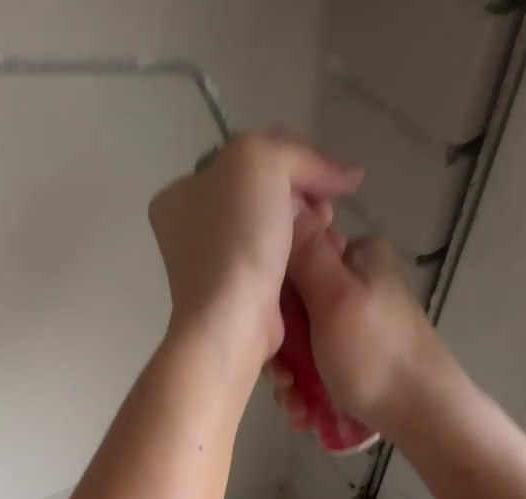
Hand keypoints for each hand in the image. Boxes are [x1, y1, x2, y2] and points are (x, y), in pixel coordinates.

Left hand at [147, 133, 362, 367]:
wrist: (232, 317)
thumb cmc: (235, 235)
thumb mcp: (258, 160)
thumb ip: (298, 154)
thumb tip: (345, 174)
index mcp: (180, 194)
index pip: (244, 158)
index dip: (289, 157)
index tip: (320, 176)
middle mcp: (191, 228)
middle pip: (263, 193)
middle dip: (303, 193)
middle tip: (324, 208)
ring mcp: (215, 262)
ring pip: (276, 226)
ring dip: (311, 223)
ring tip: (327, 231)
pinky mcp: (241, 291)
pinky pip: (280, 259)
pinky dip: (305, 253)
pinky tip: (323, 253)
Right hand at [281, 223, 450, 430]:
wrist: (421, 413)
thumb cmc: (375, 355)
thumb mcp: (335, 298)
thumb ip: (307, 253)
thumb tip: (284, 200)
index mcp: (356, 256)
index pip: (291, 260)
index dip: (271, 301)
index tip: (271, 337)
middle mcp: (356, 281)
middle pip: (291, 306)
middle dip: (281, 348)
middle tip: (285, 380)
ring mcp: (355, 319)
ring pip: (298, 339)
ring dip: (290, 375)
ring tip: (297, 402)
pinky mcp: (355, 352)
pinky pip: (314, 362)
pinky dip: (306, 386)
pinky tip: (305, 408)